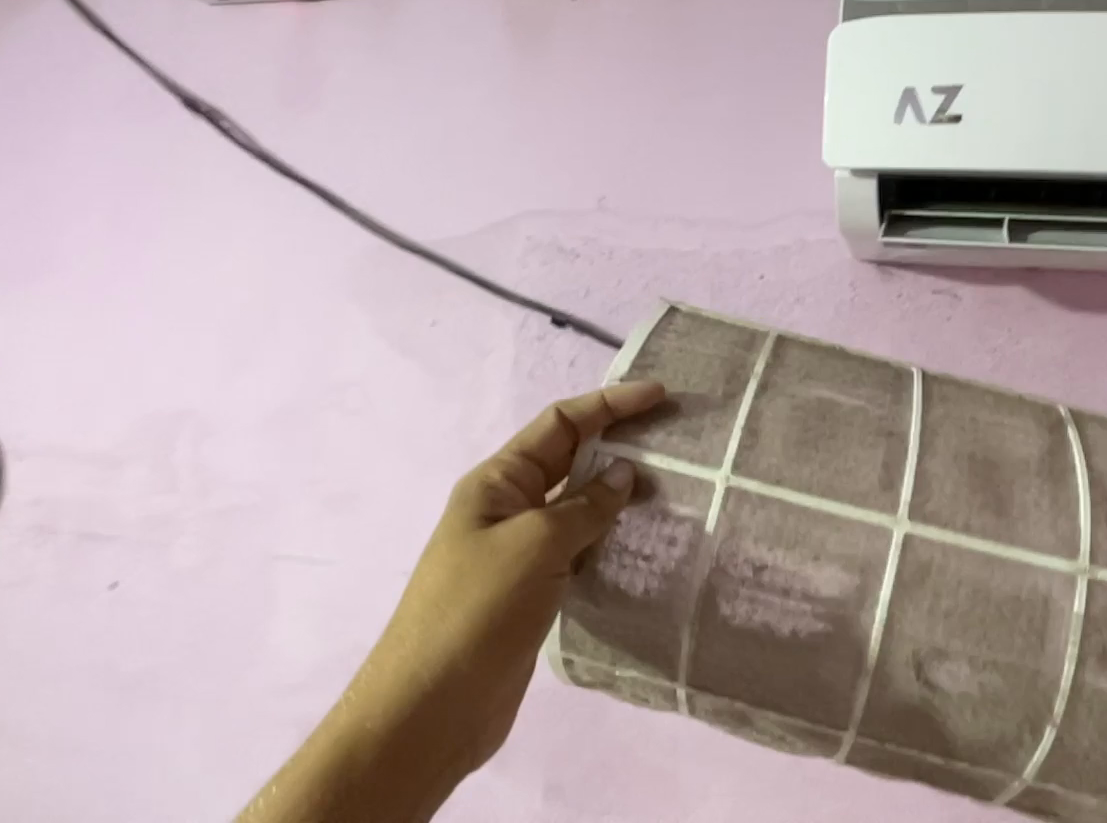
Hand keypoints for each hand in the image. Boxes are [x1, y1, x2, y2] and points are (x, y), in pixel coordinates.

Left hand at [363, 381, 664, 767]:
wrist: (430, 710)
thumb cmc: (476, 610)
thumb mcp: (535, 544)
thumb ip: (586, 506)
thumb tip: (624, 476)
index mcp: (498, 482)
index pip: (560, 423)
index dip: (610, 404)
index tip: (659, 396)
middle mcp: (509, 507)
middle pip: (571, 458)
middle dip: (619, 442)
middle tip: (676, 438)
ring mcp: (521, 550)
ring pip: (579, 505)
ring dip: (619, 493)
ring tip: (672, 487)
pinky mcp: (535, 590)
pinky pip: (580, 547)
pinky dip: (611, 537)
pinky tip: (645, 541)